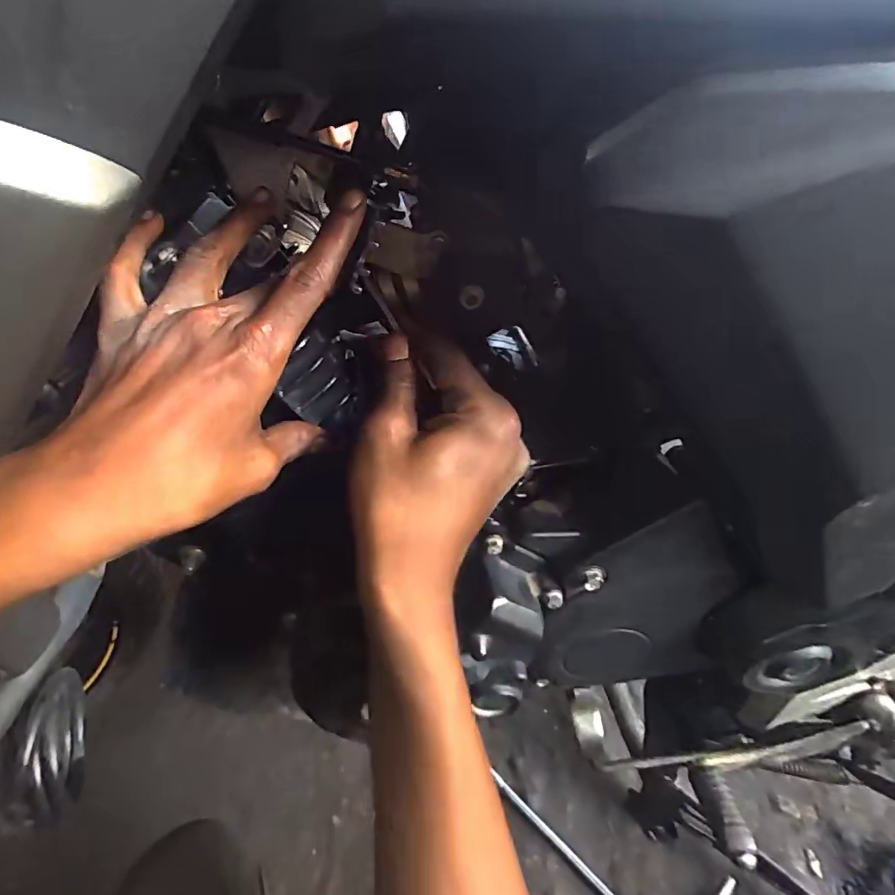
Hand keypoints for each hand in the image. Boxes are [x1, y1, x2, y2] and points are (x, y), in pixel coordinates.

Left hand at [9, 188, 364, 569]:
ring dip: (233, 227)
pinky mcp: (123, 328)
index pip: (306, 285)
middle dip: (298, 247)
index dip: (334, 242)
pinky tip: (151, 222)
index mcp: (252, 355)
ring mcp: (163, 320)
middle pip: (265, 276)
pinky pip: (126, 271)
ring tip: (255, 205)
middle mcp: (210, 324)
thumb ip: (289, 443)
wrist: (92, 487)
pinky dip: (137, 242)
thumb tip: (311, 438)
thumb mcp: (251, 469)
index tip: (349, 210)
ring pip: (204, 255)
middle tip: (317, 225)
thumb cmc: (173, 481)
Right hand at [350, 333, 529, 619]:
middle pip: (462, 378)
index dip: (414, 334)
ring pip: (466, 402)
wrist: (410, 576)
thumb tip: (395, 341)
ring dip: (432, 388)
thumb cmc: (392, 505)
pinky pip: (472, 427)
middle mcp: (512, 428)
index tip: (386, 318)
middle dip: (422, 362)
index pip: (449, 356)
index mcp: (490, 415)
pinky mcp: (499, 470)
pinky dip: (445, 415)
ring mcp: (511, 452)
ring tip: (392, 373)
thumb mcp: (386, 433)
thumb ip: (397, 380)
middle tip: (382, 347)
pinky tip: (416, 410)